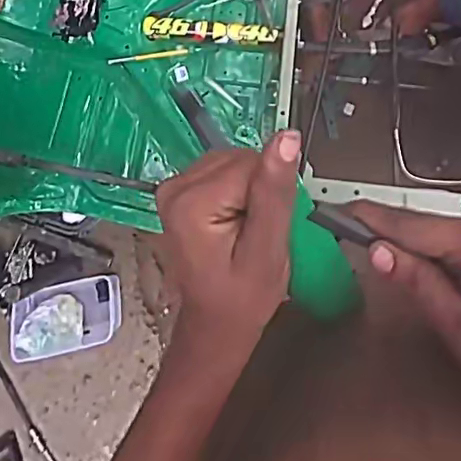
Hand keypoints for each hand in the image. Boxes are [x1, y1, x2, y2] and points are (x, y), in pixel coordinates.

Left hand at [156, 131, 300, 346]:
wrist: (216, 322)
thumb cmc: (244, 298)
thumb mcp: (268, 249)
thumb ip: (275, 192)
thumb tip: (286, 138)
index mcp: (192, 201)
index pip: (252, 165)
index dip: (271, 193)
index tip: (267, 228)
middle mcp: (175, 186)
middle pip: (241, 160)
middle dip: (259, 190)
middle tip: (258, 231)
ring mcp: (174, 186)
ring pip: (235, 162)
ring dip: (250, 190)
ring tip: (247, 228)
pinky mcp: (180, 189)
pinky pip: (224, 171)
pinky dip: (237, 192)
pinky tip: (236, 220)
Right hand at [348, 205, 460, 429]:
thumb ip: (420, 285)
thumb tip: (374, 249)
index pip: (405, 222)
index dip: (361, 219)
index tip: (321, 214)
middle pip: (413, 224)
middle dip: (375, 233)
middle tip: (330, 241)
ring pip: (425, 232)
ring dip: (395, 244)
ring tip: (354, 252)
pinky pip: (442, 241)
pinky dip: (416, 251)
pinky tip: (397, 261)